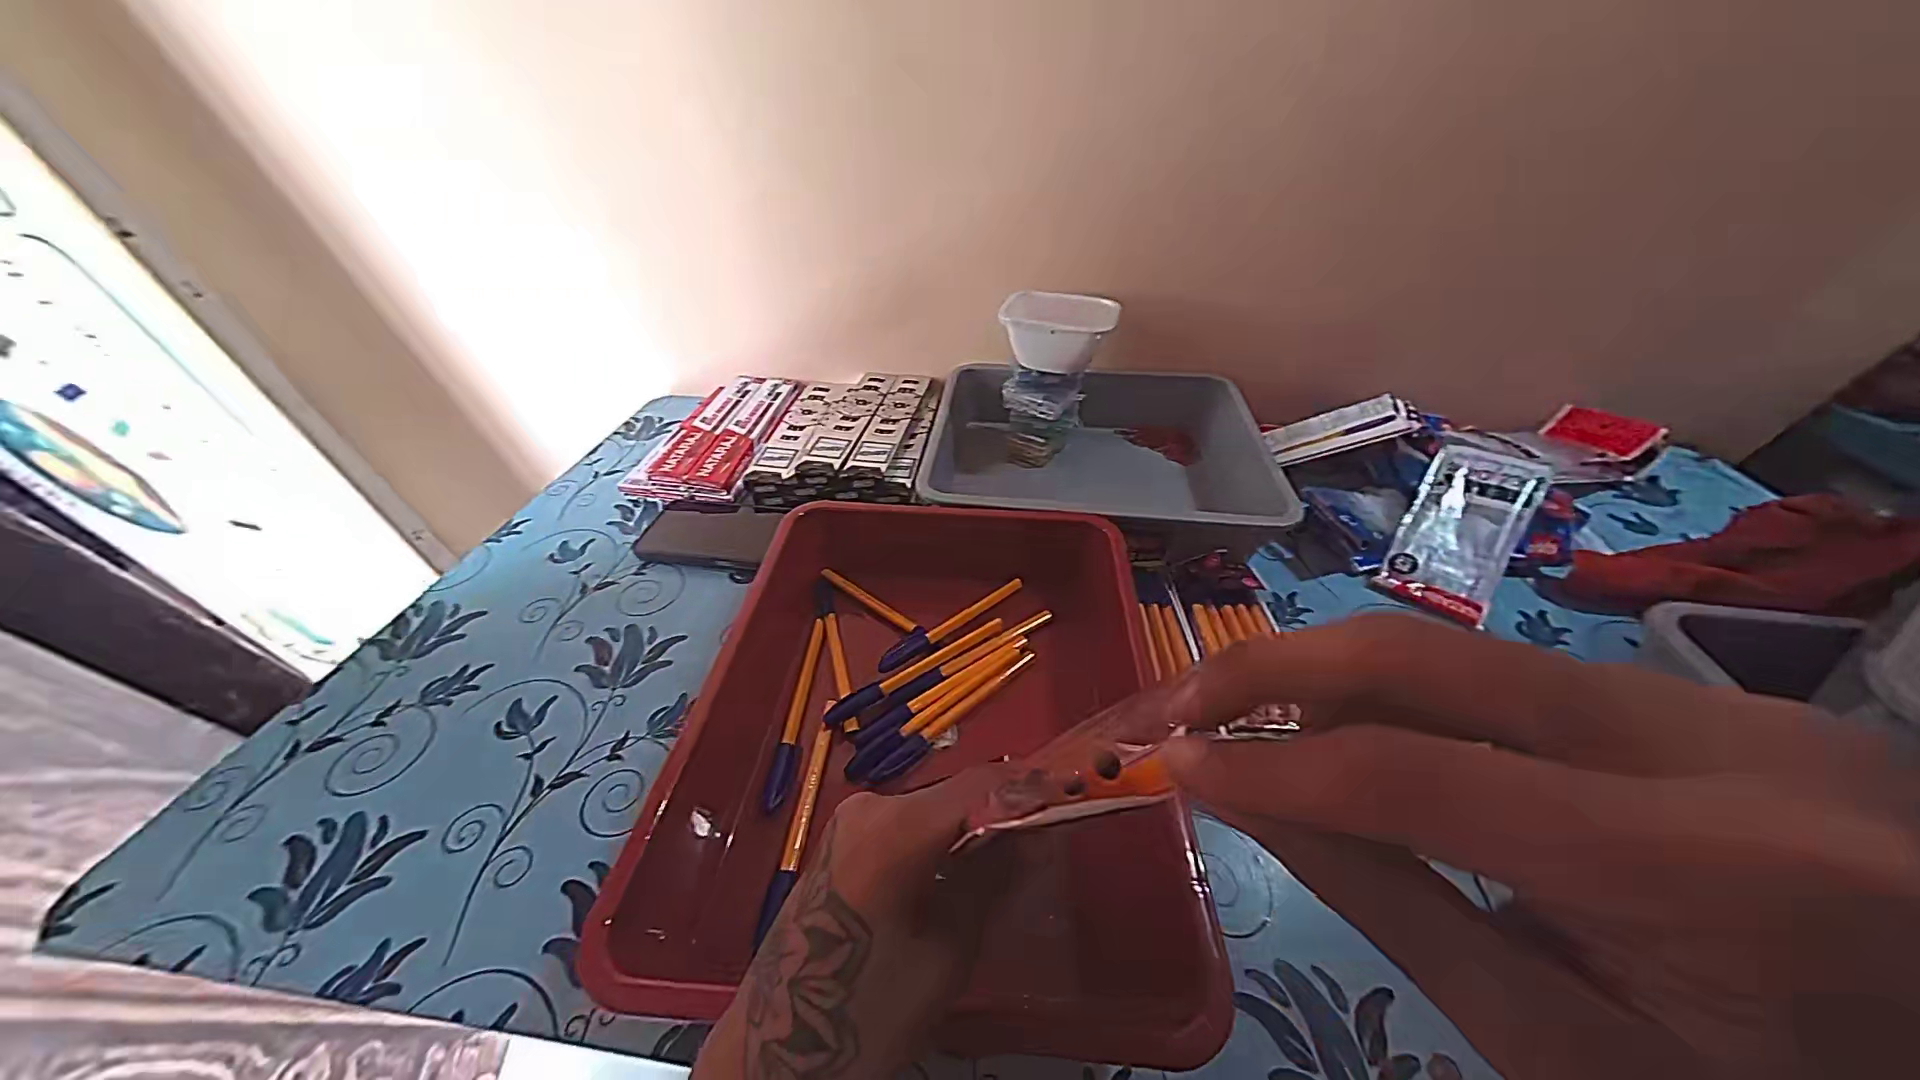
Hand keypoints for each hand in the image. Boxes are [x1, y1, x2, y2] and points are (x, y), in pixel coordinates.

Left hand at [695, 765, 1015, 1079]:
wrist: (773, 1048)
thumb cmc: (867, 1010)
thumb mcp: (947, 951)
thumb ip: (991, 876)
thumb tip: (1032, 829)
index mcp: (895, 829)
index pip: (979, 784)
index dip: (1029, 786)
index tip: (1068, 792)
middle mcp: (870, 805)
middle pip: (954, 792)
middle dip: (1002, 807)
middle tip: (1044, 830)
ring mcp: (850, 819)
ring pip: (931, 807)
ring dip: (971, 823)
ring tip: (1009, 851)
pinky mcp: (841, 836)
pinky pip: (905, 822)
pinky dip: (939, 835)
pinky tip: (959, 865)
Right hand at [1161, 614, 1919, 1079]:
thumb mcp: (1562, 1047)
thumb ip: (1388, 903)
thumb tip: (1245, 799)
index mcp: (1706, 867)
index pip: (1414, 776)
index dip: (1271, 765)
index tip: (1173, 761)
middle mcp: (1705, 737)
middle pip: (1412, 654)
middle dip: (1265, 669)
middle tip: (1174, 702)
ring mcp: (1698, 697)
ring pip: (1438, 650)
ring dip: (1312, 678)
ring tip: (1233, 721)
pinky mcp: (1677, 692)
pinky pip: (1482, 674)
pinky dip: (1381, 696)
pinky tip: (1336, 733)